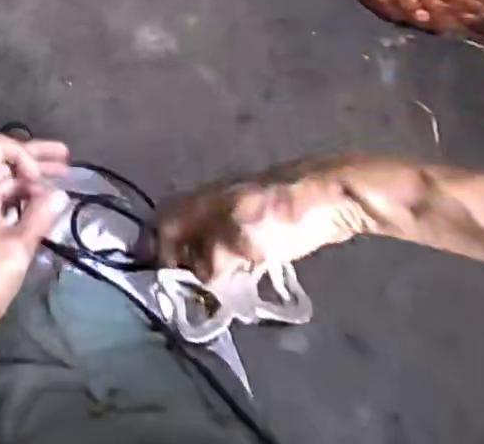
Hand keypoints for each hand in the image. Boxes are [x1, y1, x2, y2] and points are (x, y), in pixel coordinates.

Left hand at [0, 134, 70, 344]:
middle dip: (34, 157)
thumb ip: (39, 217)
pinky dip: (21, 196)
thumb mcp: (17, 251)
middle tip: (66, 159)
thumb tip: (59, 194)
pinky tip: (41, 204)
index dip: (24, 153)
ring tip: (61, 179)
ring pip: (2, 180)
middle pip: (2, 160)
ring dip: (30, 178)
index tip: (42, 180)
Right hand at [158, 158, 424, 279]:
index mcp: (198, 201)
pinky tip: (241, 273)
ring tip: (215, 287)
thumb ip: (212, 262)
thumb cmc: (278, 217)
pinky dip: (226, 256)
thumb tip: (200, 278)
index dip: (158, 252)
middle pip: (180, 228)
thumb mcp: (239, 244)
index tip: (168, 283)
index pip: (161, 224)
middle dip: (180, 257)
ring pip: (204, 233)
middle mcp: (208, 199)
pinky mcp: (256, 215)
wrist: (325, 196)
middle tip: (190, 288)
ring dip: (204, 258)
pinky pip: (227, 237)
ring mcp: (233, 205)